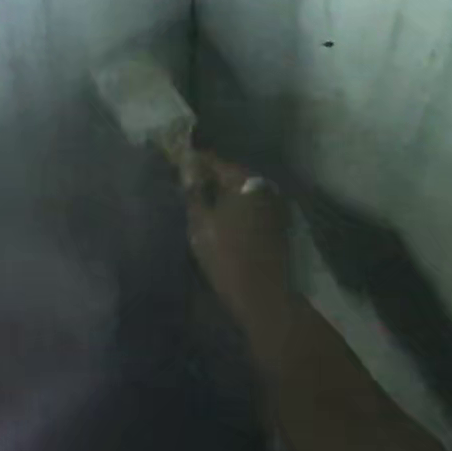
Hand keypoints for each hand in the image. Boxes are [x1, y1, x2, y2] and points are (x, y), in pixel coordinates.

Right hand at [185, 151, 294, 330]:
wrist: (262, 292)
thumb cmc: (226, 254)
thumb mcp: (200, 222)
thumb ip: (193, 193)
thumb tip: (186, 171)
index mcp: (246, 182)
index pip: (215, 162)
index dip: (193, 160)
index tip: (174, 157)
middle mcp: (266, 188)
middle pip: (231, 175)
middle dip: (208, 175)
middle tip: (184, 180)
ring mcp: (275, 206)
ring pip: (242, 191)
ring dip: (221, 192)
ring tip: (197, 198)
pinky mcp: (277, 224)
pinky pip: (250, 205)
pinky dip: (233, 205)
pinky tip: (217, 215)